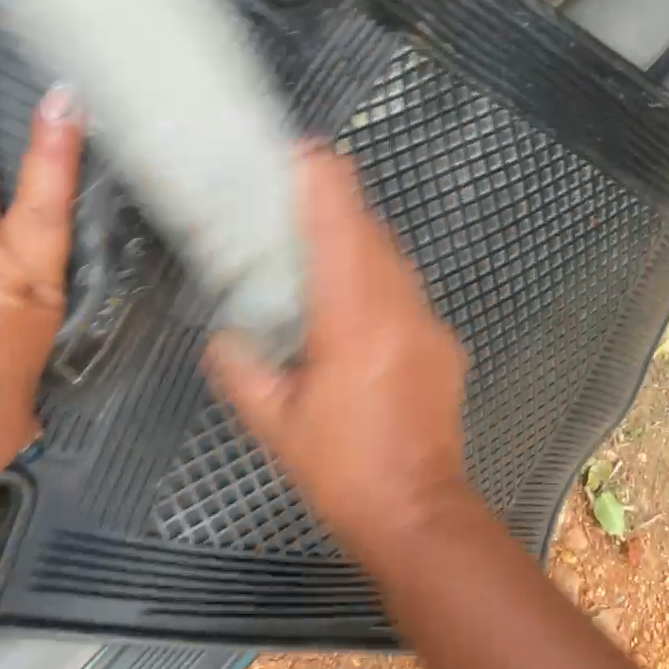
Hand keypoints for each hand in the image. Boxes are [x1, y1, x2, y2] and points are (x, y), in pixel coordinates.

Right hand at [204, 149, 471, 558]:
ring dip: (359, 246)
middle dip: (337, 208)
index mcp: (353, 321)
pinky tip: (357, 317)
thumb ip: (240, 369)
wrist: (419, 515)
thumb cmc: (343, 471)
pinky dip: (380, 285)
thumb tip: (223, 336)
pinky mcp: (445, 345)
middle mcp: (399, 310)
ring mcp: (429, 325)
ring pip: (394, 261)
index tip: (304, 153)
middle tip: (296, 206)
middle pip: (372, 233)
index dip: (324, 181)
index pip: (340, 228)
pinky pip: (408, 294)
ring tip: (321, 257)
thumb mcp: (275, 425)